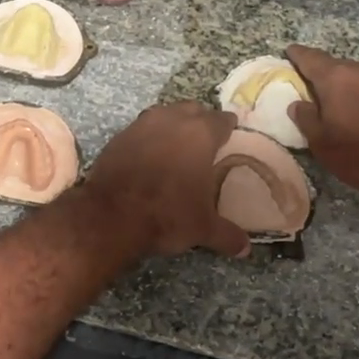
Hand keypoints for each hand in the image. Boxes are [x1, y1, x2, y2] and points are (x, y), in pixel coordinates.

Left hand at [80, 102, 250, 259]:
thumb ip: (228, 235)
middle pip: (191, 109)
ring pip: (164, 114)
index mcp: (200, 134)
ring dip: (173, 123)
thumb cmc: (167, 214)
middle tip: (206, 135)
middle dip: (200, 118)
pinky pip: (141, 128)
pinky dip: (149, 136)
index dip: (228, 124)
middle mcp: (171, 120)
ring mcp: (141, 125)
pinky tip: (150, 152)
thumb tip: (246, 248)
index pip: (220, 120)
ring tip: (178, 141)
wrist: (112, 214)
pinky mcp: (119, 136)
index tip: (231, 129)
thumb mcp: (204, 228)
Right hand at [283, 45, 358, 199]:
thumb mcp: (324, 145)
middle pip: (335, 67)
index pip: (309, 57)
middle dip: (323, 78)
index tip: (289, 53)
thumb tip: (298, 104)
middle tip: (316, 96)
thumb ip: (306, 120)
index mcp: (335, 78)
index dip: (296, 55)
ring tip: (345, 111)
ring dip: (349, 90)